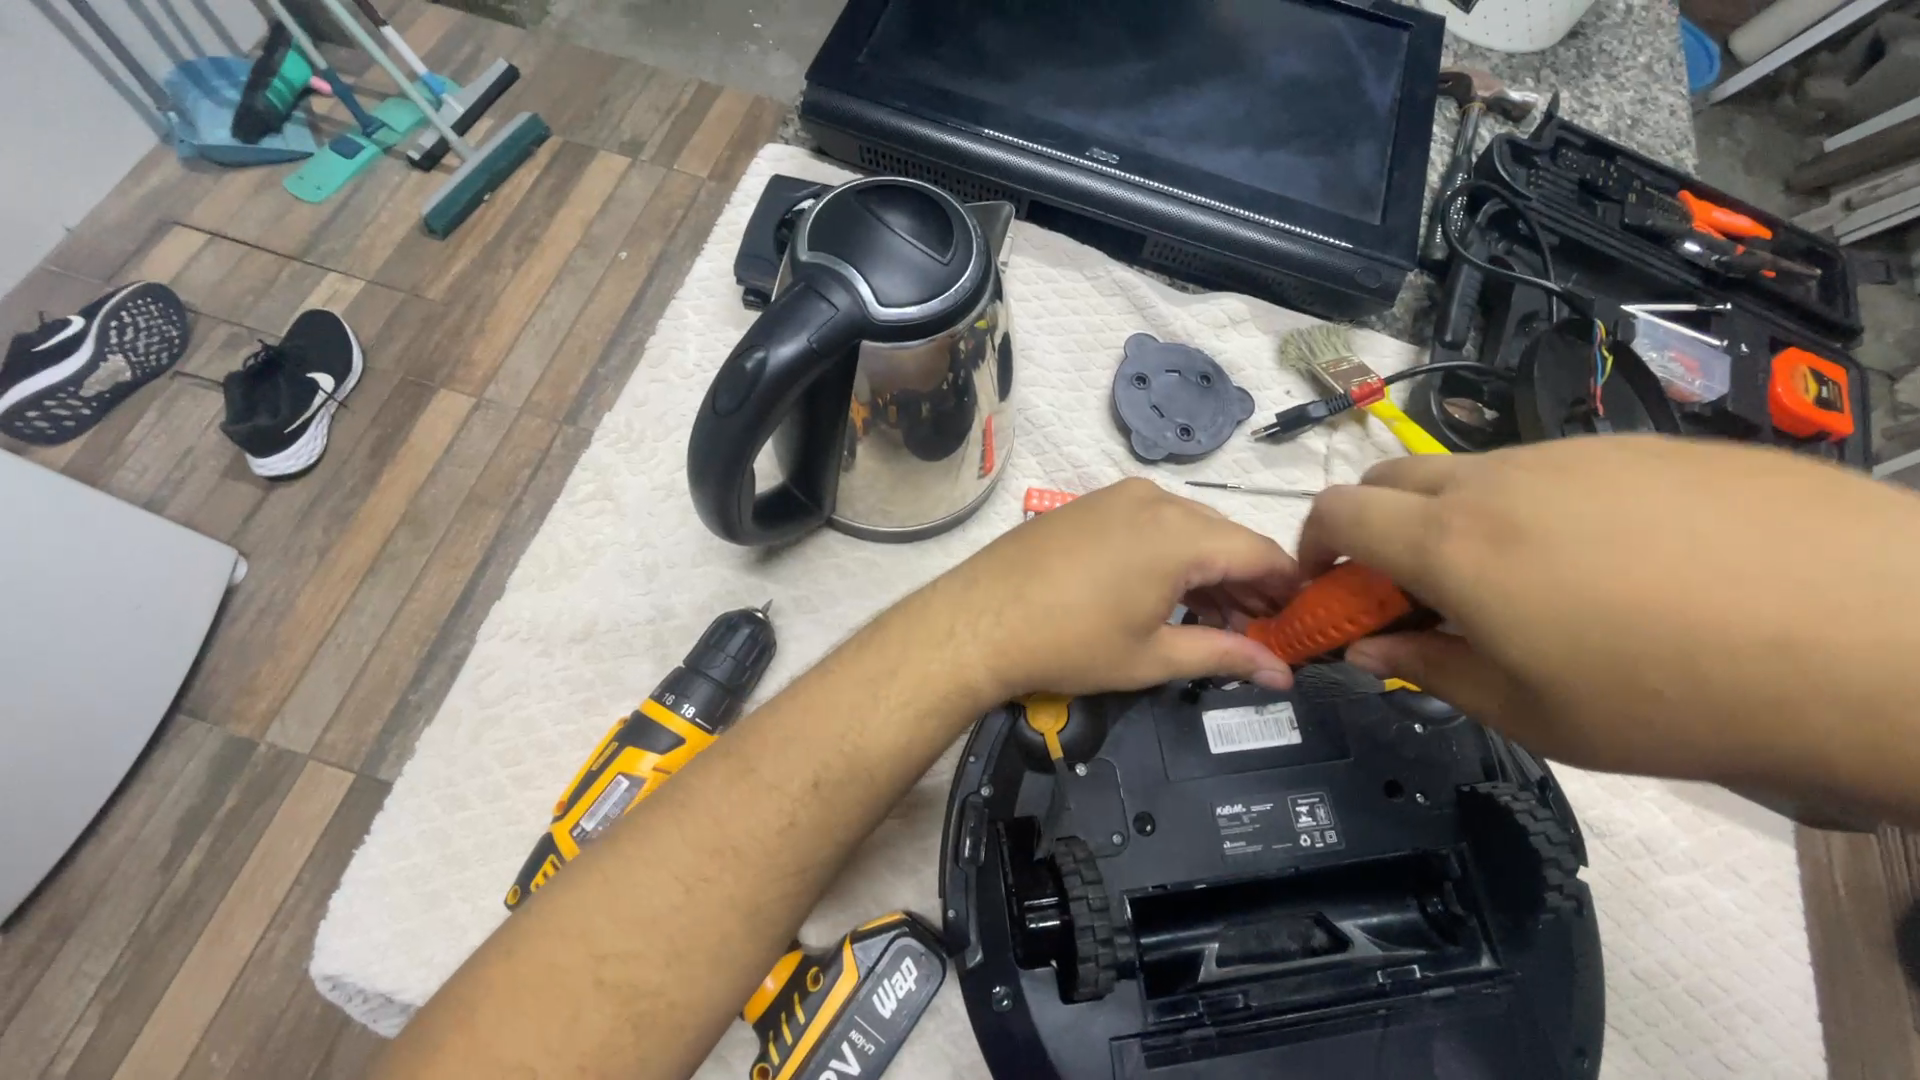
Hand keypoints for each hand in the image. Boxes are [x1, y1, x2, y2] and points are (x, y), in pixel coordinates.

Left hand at [919, 478, 1299, 701]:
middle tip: (1255, 631)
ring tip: (1213, 620)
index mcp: (1181, 534)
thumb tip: (1282, 675)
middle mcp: (1155, 500)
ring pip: (1186, 528)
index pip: (1260, 552)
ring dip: (1207, 570)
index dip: (1287, 588)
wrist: (976, 621)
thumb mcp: (1153, 657)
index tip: (1299, 621)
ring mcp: (1116, 496)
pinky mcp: (1089, 504)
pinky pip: (1149, 523)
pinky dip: (1169, 554)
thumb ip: (1224, 656)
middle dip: (1246, 583)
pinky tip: (1165, 593)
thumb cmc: (1069, 645)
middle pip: (1224, 537)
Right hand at [1298, 436, 1919, 803]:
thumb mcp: (1531, 711)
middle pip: (1389, 477)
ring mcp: (1572, 454)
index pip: (1337, 511)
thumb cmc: (1675, 695)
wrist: (1883, 635)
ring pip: (1471, 472)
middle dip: (1372, 526)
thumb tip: (1368, 647)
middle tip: (1412, 588)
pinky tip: (1610, 561)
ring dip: (1454, 518)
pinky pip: (1552, 469)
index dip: (1313, 546)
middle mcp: (1496, 481)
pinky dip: (1533, 507)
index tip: (1329, 588)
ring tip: (1524, 583)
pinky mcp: (1642, 447)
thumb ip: (1429, 668)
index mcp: (1452, 543)